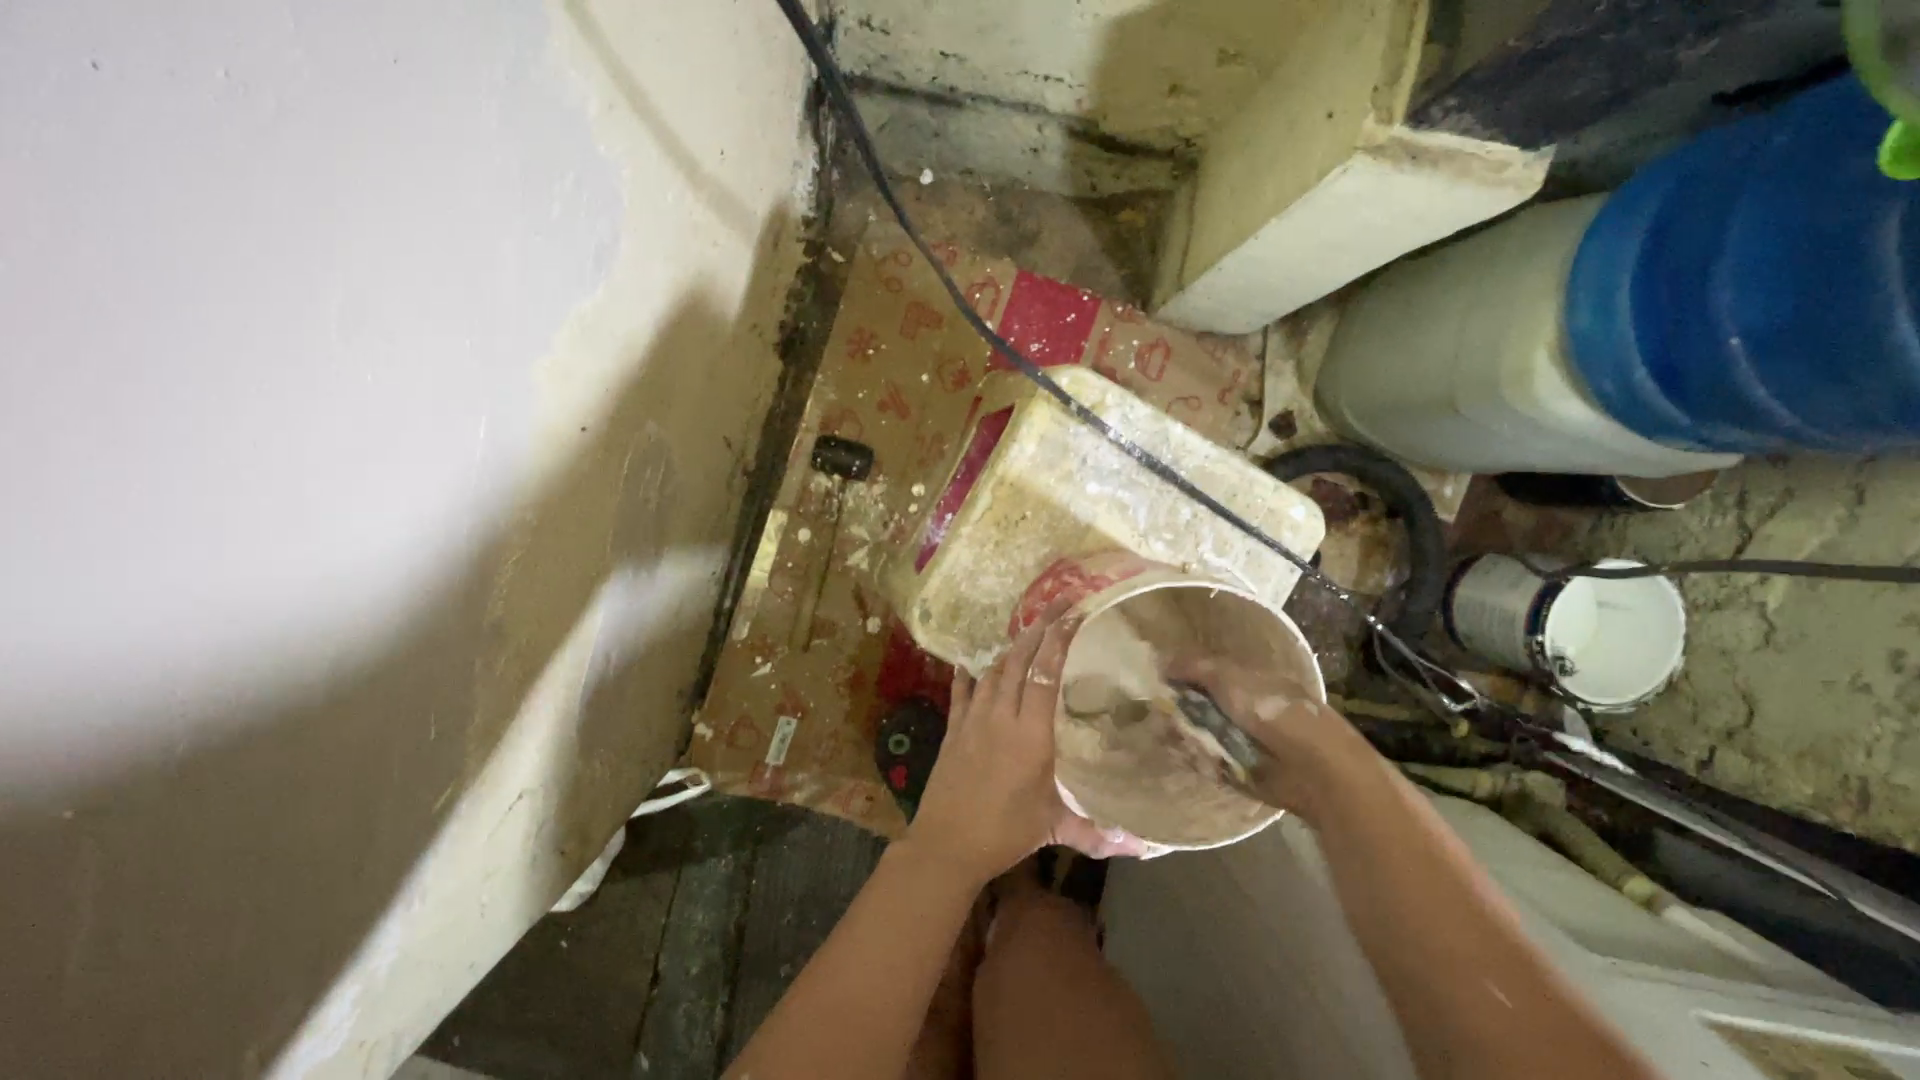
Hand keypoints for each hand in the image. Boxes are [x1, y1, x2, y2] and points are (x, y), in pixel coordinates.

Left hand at [906, 603, 1147, 886]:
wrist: (945, 846)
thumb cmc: (1004, 834)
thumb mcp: (1053, 827)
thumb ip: (1096, 830)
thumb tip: (1141, 845)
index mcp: (1031, 735)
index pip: (1046, 674)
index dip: (1059, 640)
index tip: (1074, 613)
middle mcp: (1001, 718)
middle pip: (1020, 661)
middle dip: (1039, 629)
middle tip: (1059, 605)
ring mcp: (973, 721)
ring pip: (993, 672)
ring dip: (1011, 649)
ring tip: (1028, 632)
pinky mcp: (953, 731)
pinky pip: (962, 693)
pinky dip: (969, 675)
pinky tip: (970, 663)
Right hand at [1170, 657, 1383, 820]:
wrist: (1311, 767)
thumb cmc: (1273, 712)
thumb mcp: (1230, 678)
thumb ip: (1195, 666)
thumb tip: (1160, 660)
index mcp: (1246, 680)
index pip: (1204, 673)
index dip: (1181, 675)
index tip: (1157, 679)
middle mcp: (1240, 708)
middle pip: (1196, 704)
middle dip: (1175, 707)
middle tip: (1157, 710)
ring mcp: (1237, 739)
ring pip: (1196, 732)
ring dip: (1180, 733)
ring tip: (1167, 734)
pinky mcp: (1235, 769)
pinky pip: (1203, 760)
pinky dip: (1192, 756)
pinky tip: (1183, 752)